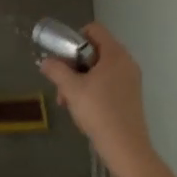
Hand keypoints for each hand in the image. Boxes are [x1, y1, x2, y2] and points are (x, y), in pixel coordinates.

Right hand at [38, 23, 155, 169]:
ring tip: (68, 102)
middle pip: (94, 51)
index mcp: (116, 54)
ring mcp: (130, 80)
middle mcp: (126, 63)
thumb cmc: (99, 112)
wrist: (125, 147)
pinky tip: (83, 110)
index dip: (75, 38)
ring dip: (79, 81)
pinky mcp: (130, 96)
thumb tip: (46, 62)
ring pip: (98, 70)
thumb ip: (56, 70)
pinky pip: (107, 83)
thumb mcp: (71, 88)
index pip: (94, 29)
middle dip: (73, 65)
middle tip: (62, 85)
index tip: (63, 57)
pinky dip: (92, 90)